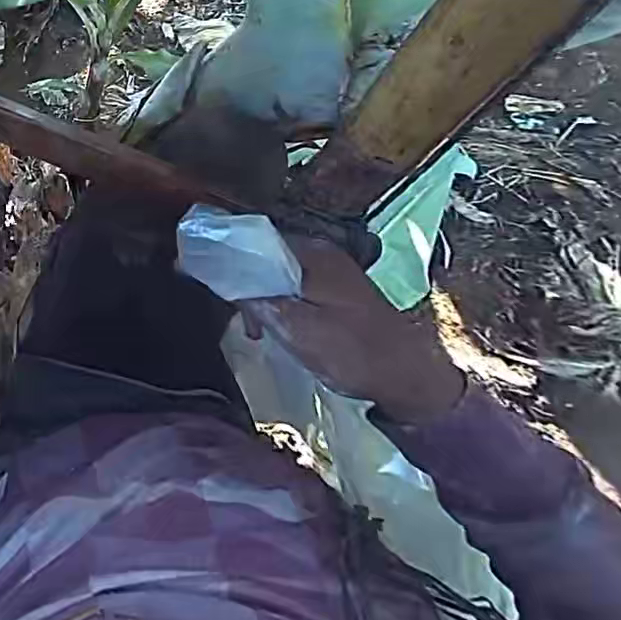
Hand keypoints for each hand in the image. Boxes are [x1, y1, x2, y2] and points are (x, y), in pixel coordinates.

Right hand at [243, 236, 465, 423]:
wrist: (412, 380)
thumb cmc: (353, 353)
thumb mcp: (296, 329)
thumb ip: (257, 299)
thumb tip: (221, 276)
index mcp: (310, 253)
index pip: (252, 239)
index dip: (226, 257)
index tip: (207, 278)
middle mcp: (319, 250)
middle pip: (262, 254)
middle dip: (243, 281)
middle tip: (239, 316)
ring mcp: (330, 267)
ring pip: (275, 270)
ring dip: (259, 294)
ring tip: (257, 328)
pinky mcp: (336, 286)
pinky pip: (291, 282)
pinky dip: (277, 299)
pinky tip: (277, 325)